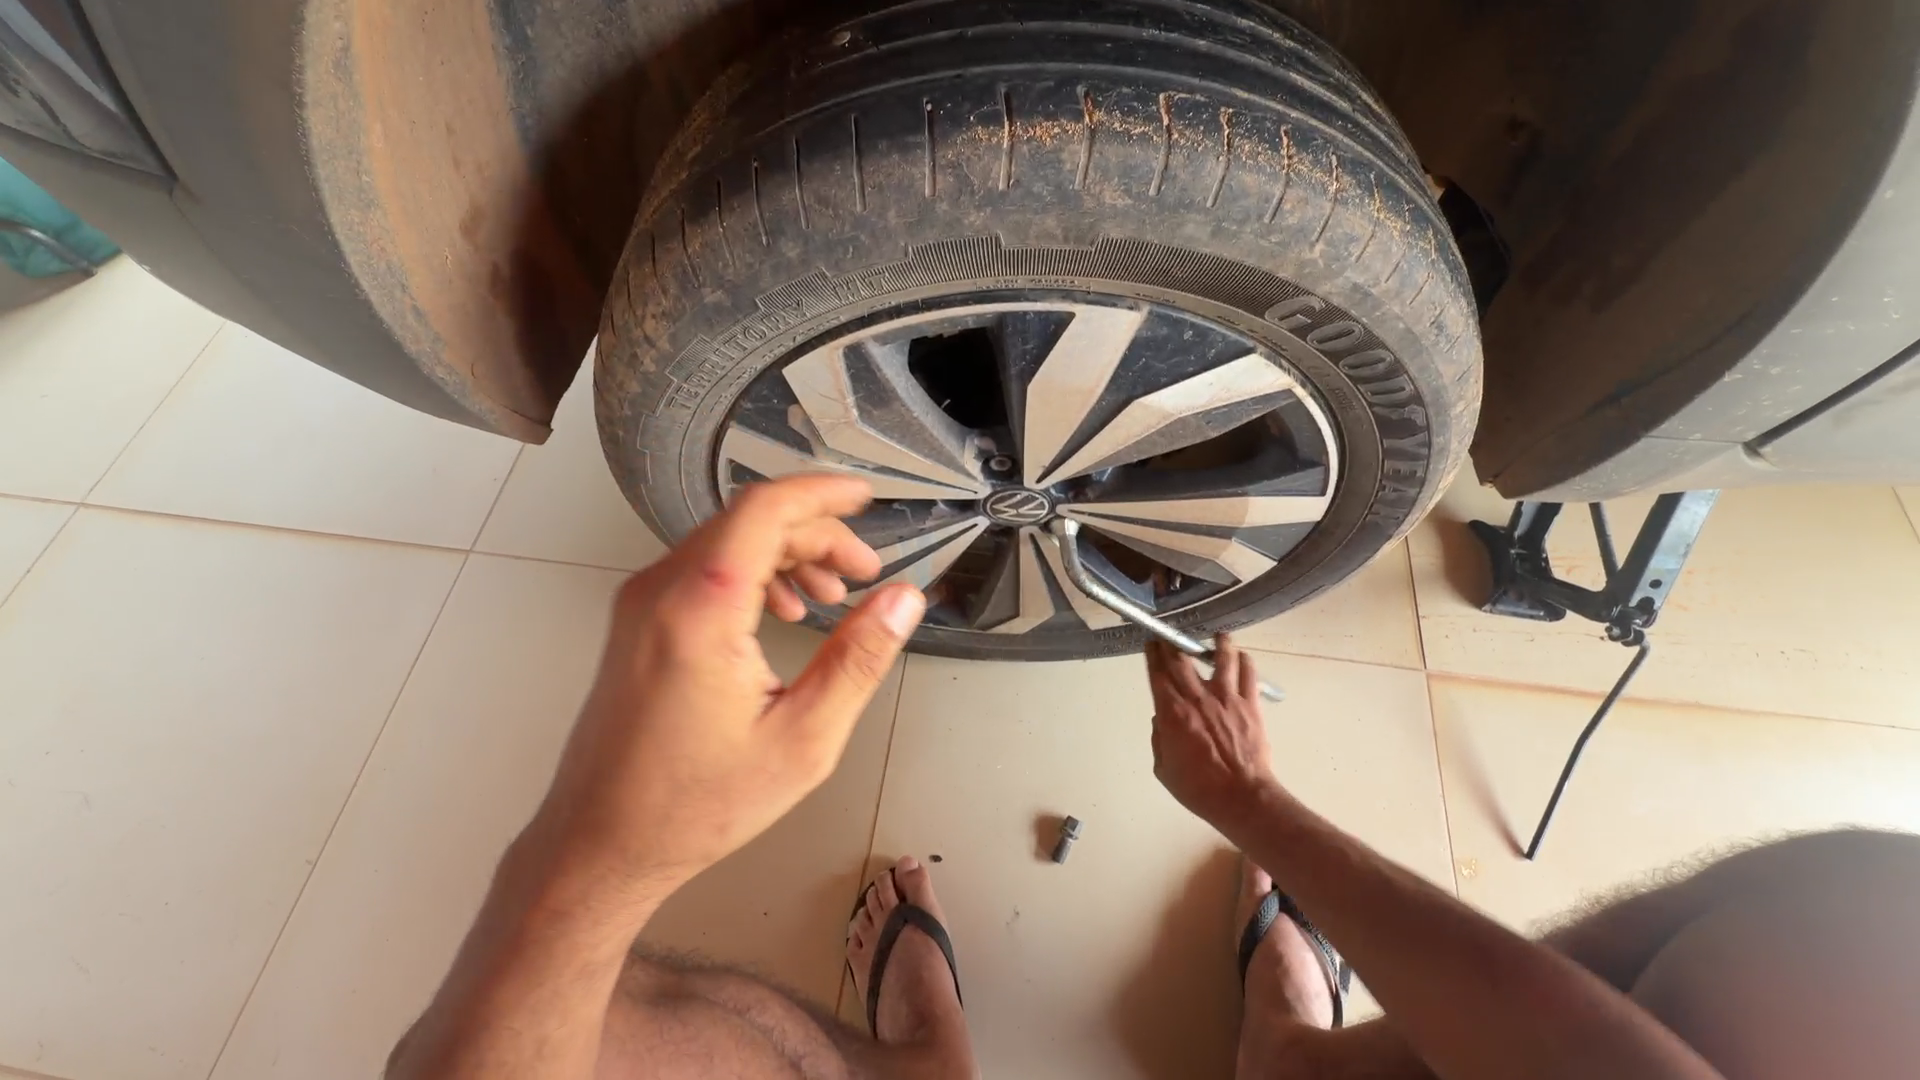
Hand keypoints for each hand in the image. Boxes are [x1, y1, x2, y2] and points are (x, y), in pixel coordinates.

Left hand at [533, 475, 924, 897]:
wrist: (599, 845)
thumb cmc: (698, 803)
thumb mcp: (803, 739)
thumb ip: (858, 659)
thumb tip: (904, 600)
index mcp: (701, 608)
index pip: (765, 509)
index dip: (823, 493)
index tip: (867, 498)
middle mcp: (660, 590)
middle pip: (749, 521)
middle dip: (816, 533)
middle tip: (864, 572)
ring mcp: (641, 603)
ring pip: (726, 542)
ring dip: (786, 553)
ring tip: (832, 595)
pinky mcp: (636, 623)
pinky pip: (702, 570)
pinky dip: (752, 573)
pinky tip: (784, 613)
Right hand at [1146, 637, 1281, 829]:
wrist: (1242, 797)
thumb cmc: (1198, 788)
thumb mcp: (1164, 769)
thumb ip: (1160, 739)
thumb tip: (1161, 719)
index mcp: (1172, 712)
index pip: (1158, 674)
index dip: (1153, 656)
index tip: (1151, 643)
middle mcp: (1197, 698)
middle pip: (1182, 661)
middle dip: (1173, 643)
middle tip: (1170, 634)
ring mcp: (1226, 698)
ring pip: (1222, 660)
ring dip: (1218, 644)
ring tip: (1218, 635)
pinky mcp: (1250, 705)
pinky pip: (1248, 675)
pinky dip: (1245, 662)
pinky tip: (1243, 656)